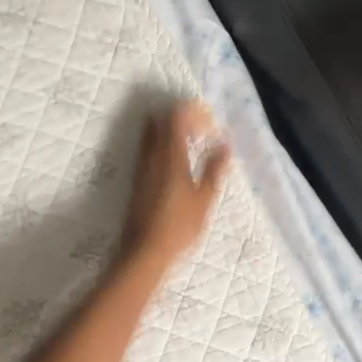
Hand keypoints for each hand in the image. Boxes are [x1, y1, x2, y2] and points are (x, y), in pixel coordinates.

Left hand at [120, 101, 230, 270]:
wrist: (144, 250)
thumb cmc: (178, 227)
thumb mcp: (204, 199)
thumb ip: (214, 169)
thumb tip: (225, 145)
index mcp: (170, 154)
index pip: (177, 115)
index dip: (194, 111)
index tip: (209, 124)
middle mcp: (151, 155)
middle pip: (161, 118)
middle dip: (181, 118)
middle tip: (199, 132)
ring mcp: (140, 166)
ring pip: (151, 133)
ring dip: (169, 131)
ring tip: (189, 147)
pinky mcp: (136, 179)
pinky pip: (146, 149)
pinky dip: (161, 146)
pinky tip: (174, 165)